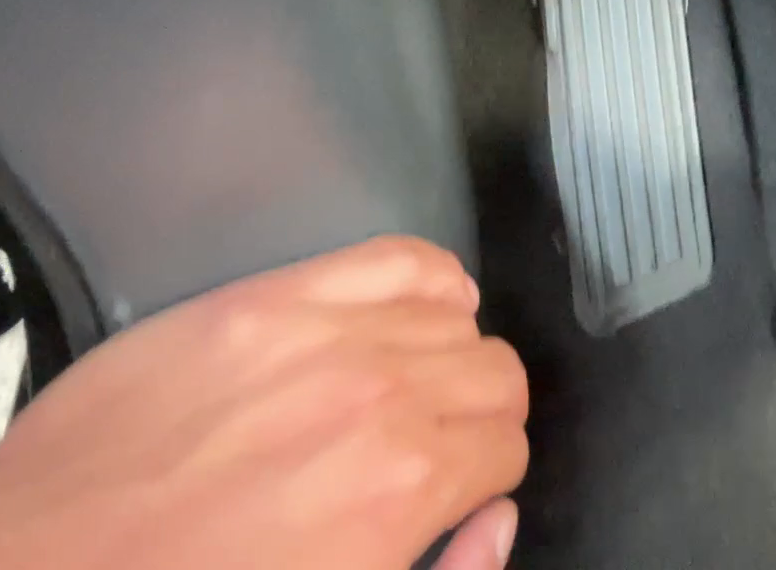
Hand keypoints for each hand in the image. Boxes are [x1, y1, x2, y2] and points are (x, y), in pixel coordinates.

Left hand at [0, 237, 527, 569]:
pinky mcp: (268, 299)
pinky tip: (413, 312)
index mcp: (404, 485)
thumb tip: (496, 517)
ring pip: (459, 316)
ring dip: (450, 356)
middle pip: (498, 373)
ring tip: (407, 385)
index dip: (487, 476)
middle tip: (434, 445)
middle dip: (481, 416)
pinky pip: (400, 258)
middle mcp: (383, 394)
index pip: (507, 446)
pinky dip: (431, 282)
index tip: (454, 491)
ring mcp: (322, 333)